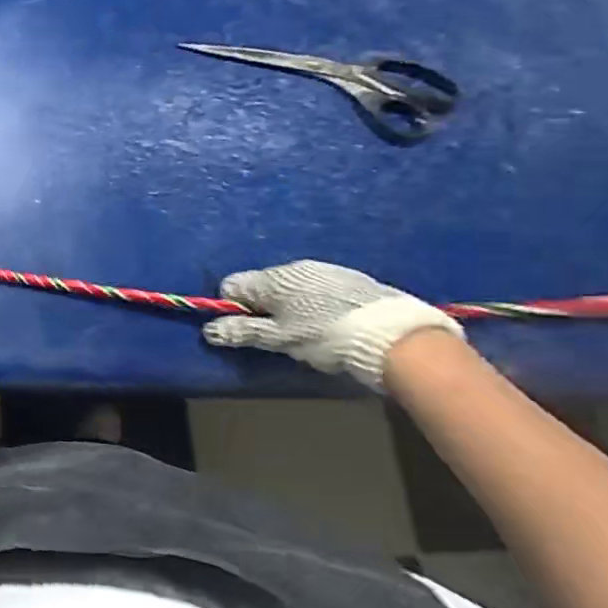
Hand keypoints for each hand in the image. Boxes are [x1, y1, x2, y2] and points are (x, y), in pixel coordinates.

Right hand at [201, 259, 463, 391]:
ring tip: (309, 330)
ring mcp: (327, 271)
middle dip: (263, 307)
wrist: (397, 337)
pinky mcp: (352, 279)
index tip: (250, 328)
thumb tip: (209, 330)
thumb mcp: (278, 339)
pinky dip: (315, 303)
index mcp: (273, 279)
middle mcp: (296, 267)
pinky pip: (317, 288)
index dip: (234, 308)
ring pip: (291, 287)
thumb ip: (241, 332)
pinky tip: (332, 322)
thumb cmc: (325, 336)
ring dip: (290, 305)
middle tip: (280, 333)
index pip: (232, 286)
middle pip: (262, 285)